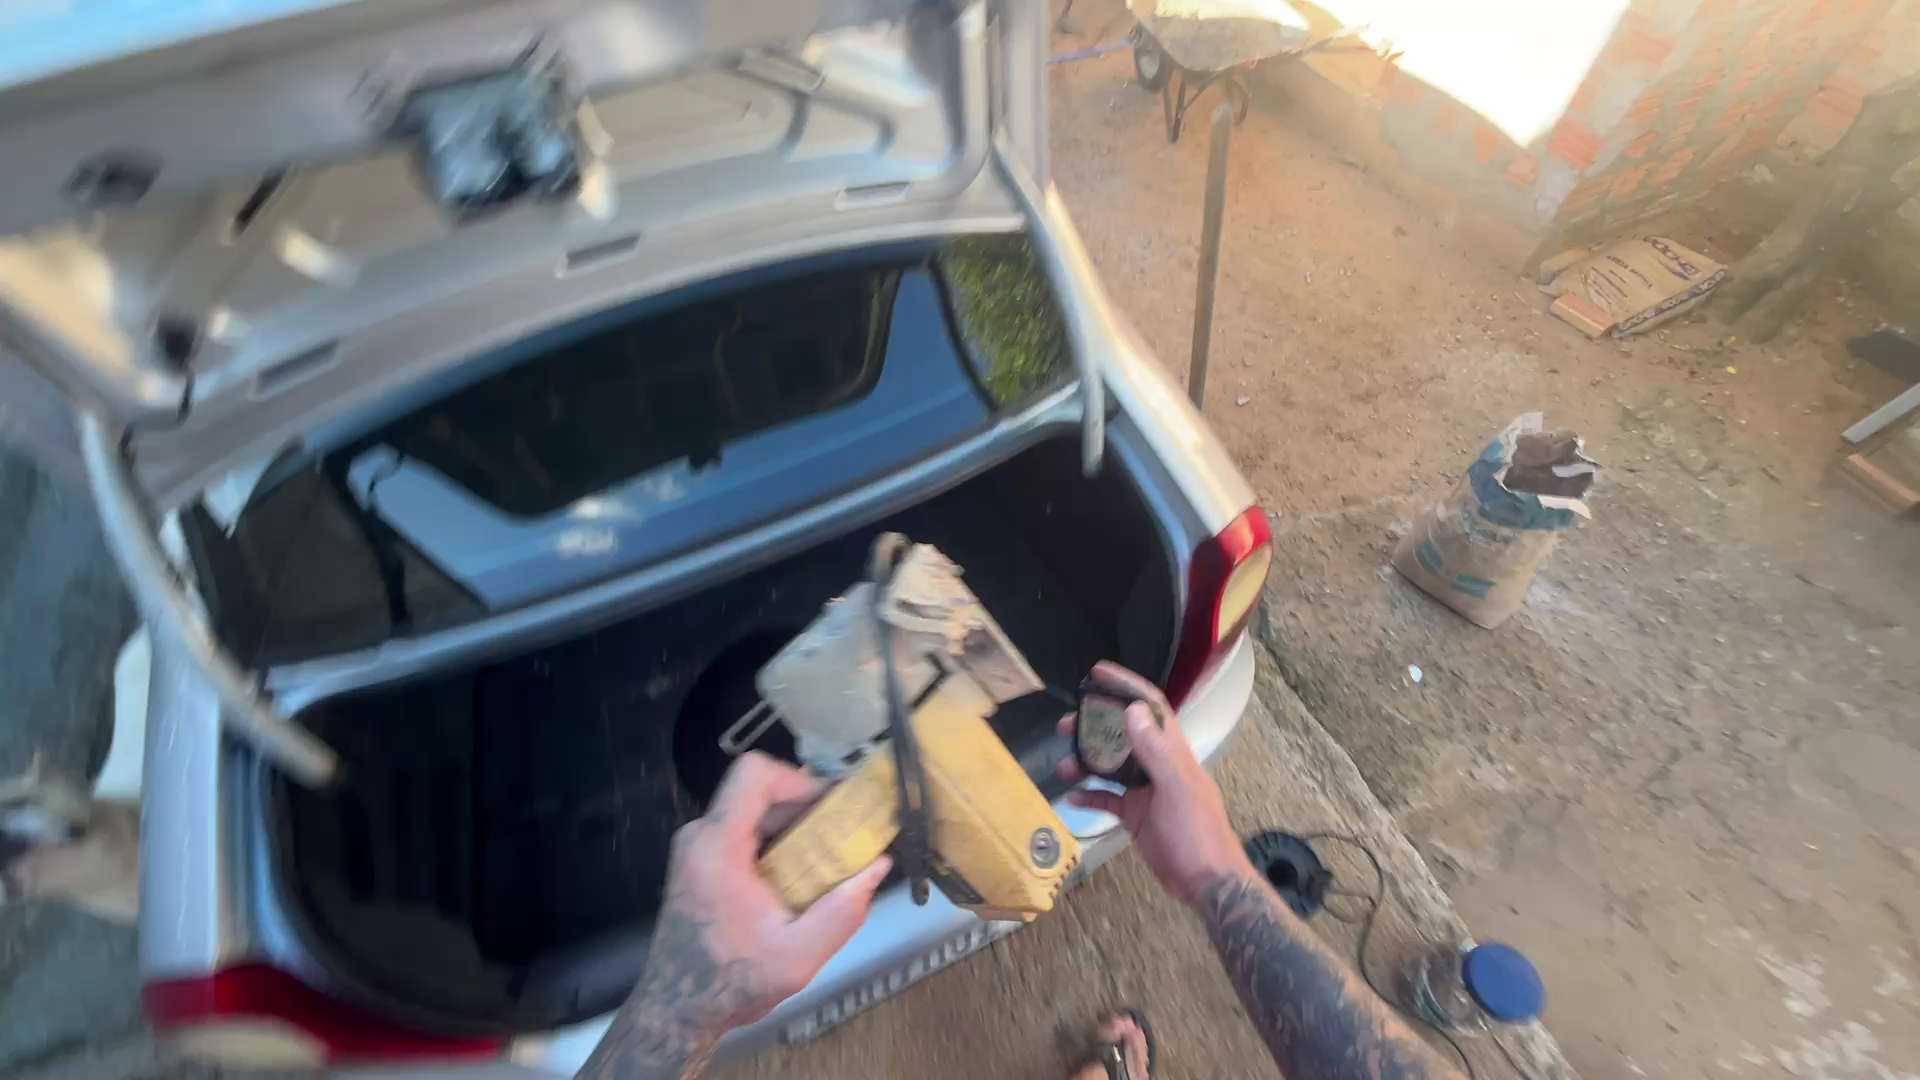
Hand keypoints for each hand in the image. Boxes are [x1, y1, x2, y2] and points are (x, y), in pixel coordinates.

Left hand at [647, 752, 890, 1031]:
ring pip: (754, 803)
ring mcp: (697, 843)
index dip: (797, 778)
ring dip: (793, 818)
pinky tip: (799, 865)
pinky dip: (777, 833)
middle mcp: (701, 835)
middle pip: (760, 788)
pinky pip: (745, 822)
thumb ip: (842, 913)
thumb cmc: (731, 984)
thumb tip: (880, 865)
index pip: (753, 775)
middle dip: (805, 801)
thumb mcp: (797, 960)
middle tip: (843, 826)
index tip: (830, 804)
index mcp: (717, 848)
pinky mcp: (700, 854)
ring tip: (826, 847)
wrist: (676, 1010)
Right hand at [1056, 670, 1251, 906]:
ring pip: (1110, 765)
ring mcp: (1145, 789)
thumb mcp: (1176, 789)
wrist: (1208, 885)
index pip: (1150, 706)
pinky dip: (1089, 794)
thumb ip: (1155, 750)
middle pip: (1122, 733)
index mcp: (1172, 751)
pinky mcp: (1135, 814)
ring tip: (1062, 764)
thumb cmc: (1198, 833)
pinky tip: (1070, 797)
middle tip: (1065, 724)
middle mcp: (1157, 764)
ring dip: (1086, 761)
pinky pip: (1107, 798)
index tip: (1097, 672)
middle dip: (1094, 724)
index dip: (1126, 685)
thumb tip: (1132, 709)